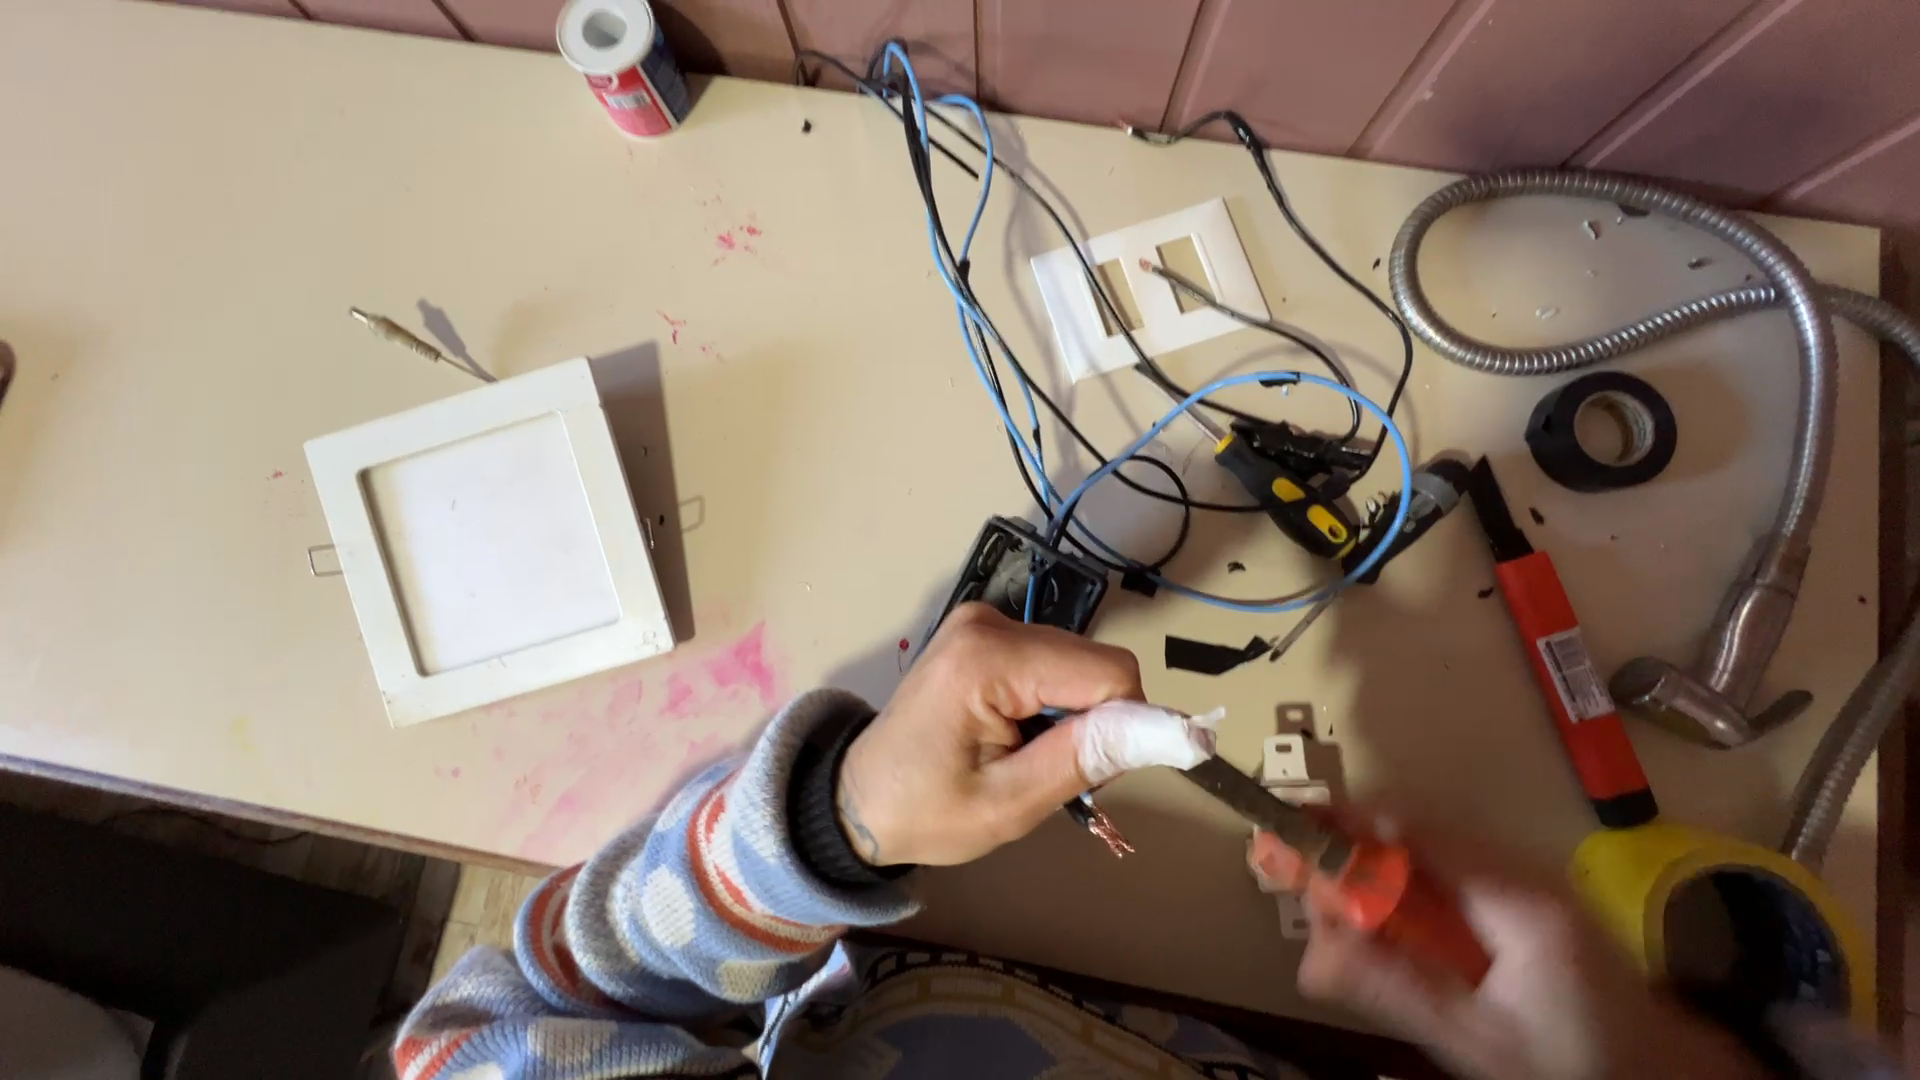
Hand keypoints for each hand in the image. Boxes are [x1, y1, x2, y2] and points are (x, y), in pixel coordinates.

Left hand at [835, 603, 1202, 867]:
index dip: (1123, 724)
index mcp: (989, 657)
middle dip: (1095, 720)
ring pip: (1078, 661)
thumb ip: (1090, 756)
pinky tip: (1015, 730)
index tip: (1086, 772)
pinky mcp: (983, 631)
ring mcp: (983, 620)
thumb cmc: (927, 811)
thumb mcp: (1012, 801)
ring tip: (1025, 753)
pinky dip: (1051, 699)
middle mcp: (988, 621)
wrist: (859, 799)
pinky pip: (1052, 659)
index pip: (1110, 670)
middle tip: (1048, 770)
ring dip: (1073, 712)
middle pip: (1094, 662)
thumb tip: (1177, 729)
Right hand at [1249, 817, 1764, 1079]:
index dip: (1344, 820)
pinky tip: (1387, 924)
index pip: (1410, 827)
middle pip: (1409, 831)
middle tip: (1304, 885)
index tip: (1289, 826)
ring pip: (1424, 847)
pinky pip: (1445, 870)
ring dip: (1371, 867)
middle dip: (1348, 850)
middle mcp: (1516, 868)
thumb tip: (1309, 959)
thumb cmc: (1579, 1065)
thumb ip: (1395, 991)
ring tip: (1334, 909)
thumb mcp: (1480, 1042)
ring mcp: (1523, 877)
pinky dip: (1402, 886)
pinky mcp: (1523, 894)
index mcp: (1511, 895)